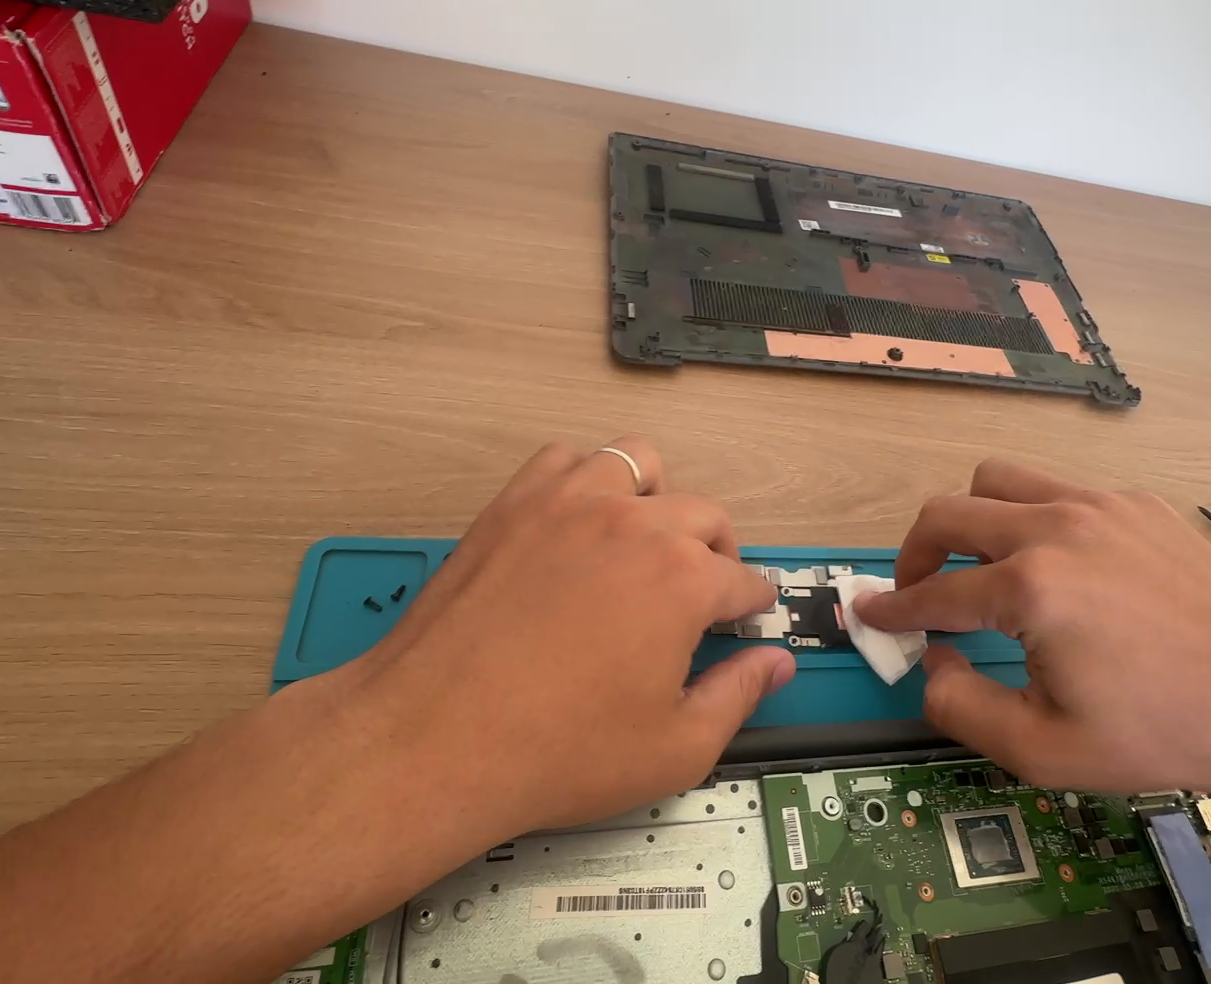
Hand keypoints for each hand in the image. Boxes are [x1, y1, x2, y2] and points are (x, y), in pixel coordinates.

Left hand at [338, 435, 793, 842]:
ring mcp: (572, 502)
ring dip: (657, 498)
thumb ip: (739, 695)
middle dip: (717, 555)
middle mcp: (636, 524)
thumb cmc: (557, 751)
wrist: (434, 738)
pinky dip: (585, 478)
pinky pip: (567, 458)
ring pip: (641, 463)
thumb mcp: (674, 748)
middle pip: (706, 516)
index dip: (751, 605)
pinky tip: (579, 520)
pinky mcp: (517, 501)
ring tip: (644, 540)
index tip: (742, 620)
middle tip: (698, 594)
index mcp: (684, 579)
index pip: (744, 580)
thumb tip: (776, 664)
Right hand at [853, 459, 1210, 803]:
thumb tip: (934, 658)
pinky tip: (1063, 565)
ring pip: (998, 479)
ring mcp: (1099, 504)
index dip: (891, 607)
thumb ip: (960, 705)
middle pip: (948, 511)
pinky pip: (1058, 490)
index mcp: (1028, 587)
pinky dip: (1034, 518)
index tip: (867, 610)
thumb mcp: (1044, 749)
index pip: (932, 592)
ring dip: (971, 517)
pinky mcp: (1137, 502)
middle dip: (916, 550)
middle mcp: (1054, 527)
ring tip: (985, 563)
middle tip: (921, 589)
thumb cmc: (1161, 732)